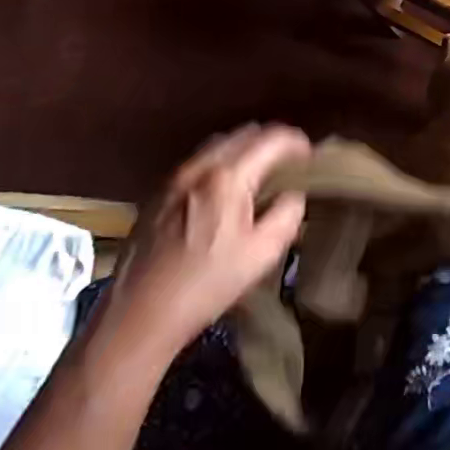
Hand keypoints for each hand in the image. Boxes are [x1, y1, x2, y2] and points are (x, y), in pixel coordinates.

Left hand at [109, 125, 309, 347]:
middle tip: (289, 162)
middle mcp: (198, 167)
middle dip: (270, 141)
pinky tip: (224, 191)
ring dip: (244, 150)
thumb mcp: (262, 254)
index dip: (296, 141)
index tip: (310, 155)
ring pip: (217, 145)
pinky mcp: (157, 194)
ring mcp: (174, 179)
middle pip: (242, 134)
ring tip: (259, 172)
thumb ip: (287, 215)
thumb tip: (292, 195)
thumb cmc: (206, 285)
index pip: (271, 139)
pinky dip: (220, 164)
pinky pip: (198, 163)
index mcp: (228, 177)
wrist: (139, 315)